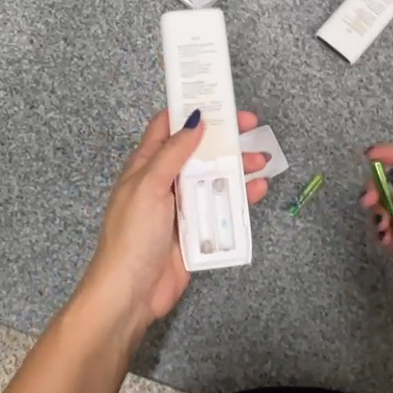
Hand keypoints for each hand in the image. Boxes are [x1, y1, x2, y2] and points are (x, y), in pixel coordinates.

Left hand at [79, 110, 268, 335]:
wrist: (130, 294)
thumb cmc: (132, 236)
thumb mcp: (149, 186)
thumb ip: (173, 153)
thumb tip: (194, 120)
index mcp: (146, 166)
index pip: (168, 127)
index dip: (190, 109)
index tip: (216, 97)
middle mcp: (165, 182)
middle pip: (198, 150)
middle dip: (224, 137)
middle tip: (251, 125)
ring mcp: (182, 206)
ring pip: (214, 177)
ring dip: (237, 167)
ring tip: (262, 160)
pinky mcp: (196, 230)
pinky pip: (221, 207)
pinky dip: (240, 197)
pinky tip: (257, 190)